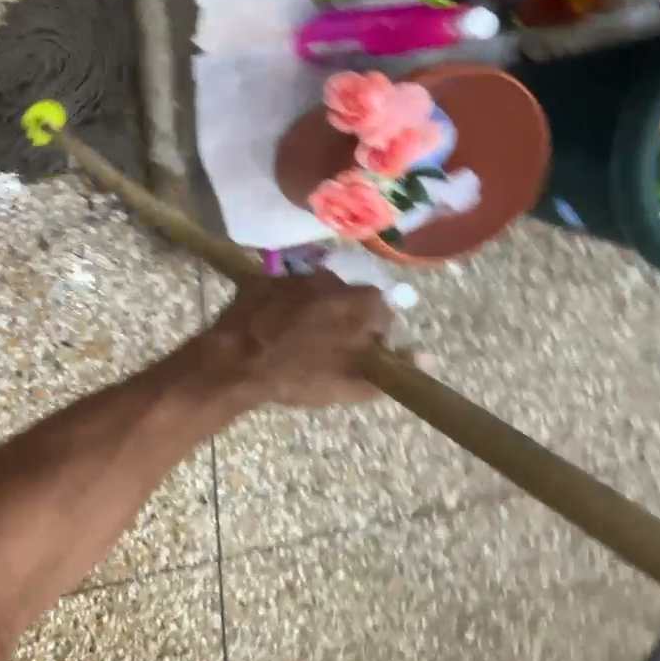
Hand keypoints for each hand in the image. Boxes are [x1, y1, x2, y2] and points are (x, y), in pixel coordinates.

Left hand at [204, 270, 391, 407]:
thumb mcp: (354, 383)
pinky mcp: (255, 281)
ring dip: (308, 307)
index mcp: (360, 301)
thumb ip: (396, 367)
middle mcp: (329, 280)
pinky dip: (276, 304)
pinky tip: (266, 325)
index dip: (371, 333)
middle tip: (322, 344)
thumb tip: (427, 355)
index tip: (356, 350)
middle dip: (340, 317)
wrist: (232, 364)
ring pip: (310, 292)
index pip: (381, 312)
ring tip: (290, 336)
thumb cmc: (298, 375)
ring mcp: (289, 277)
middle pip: (345, 298)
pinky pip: (276, 291)